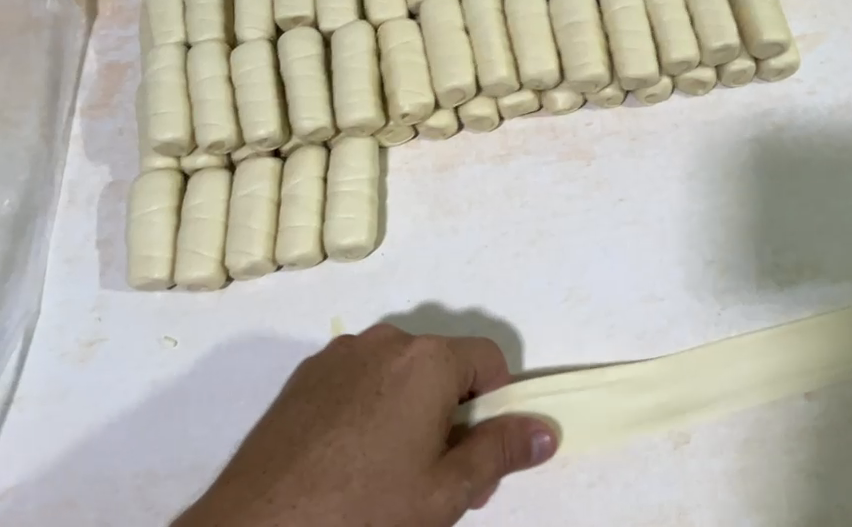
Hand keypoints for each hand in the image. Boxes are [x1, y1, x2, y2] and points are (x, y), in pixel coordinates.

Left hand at [177, 325, 556, 526]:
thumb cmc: (364, 511)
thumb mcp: (445, 493)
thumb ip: (500, 452)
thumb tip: (546, 429)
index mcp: (426, 359)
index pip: (489, 361)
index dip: (497, 408)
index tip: (479, 459)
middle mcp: (385, 340)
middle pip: (443, 366)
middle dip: (453, 415)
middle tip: (438, 481)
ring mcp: (339, 354)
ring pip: (399, 374)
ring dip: (411, 412)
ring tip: (391, 476)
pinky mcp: (305, 375)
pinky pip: (359, 379)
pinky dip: (371, 408)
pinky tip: (349, 462)